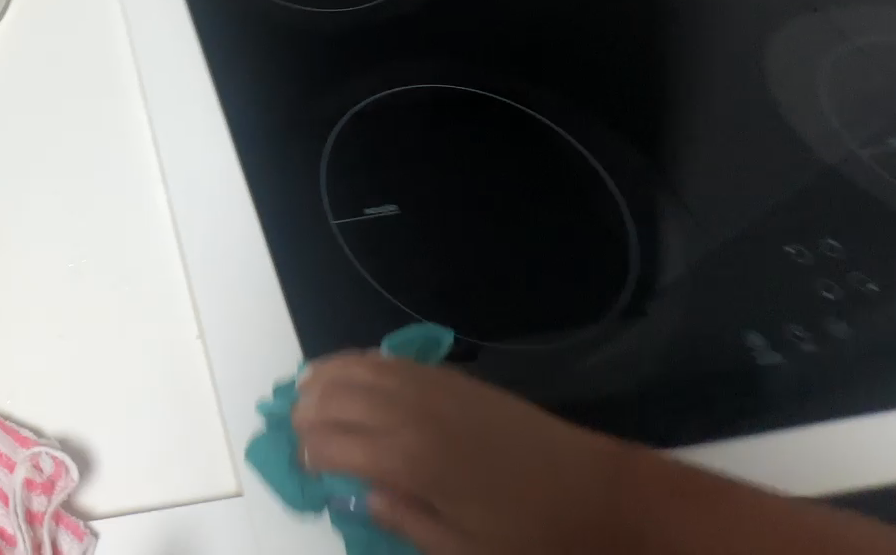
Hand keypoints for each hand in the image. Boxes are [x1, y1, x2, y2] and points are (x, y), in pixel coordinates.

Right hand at [291, 353, 633, 554]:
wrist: (599, 493)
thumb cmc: (533, 536)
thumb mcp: (465, 551)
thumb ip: (401, 520)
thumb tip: (353, 496)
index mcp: (409, 460)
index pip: (331, 445)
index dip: (307, 455)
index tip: (302, 469)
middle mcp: (407, 411)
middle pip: (332, 397)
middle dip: (304, 413)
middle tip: (297, 433)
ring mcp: (425, 386)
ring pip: (351, 368)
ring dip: (321, 380)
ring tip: (306, 396)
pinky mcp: (445, 375)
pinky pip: (382, 358)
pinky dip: (352, 362)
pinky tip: (345, 373)